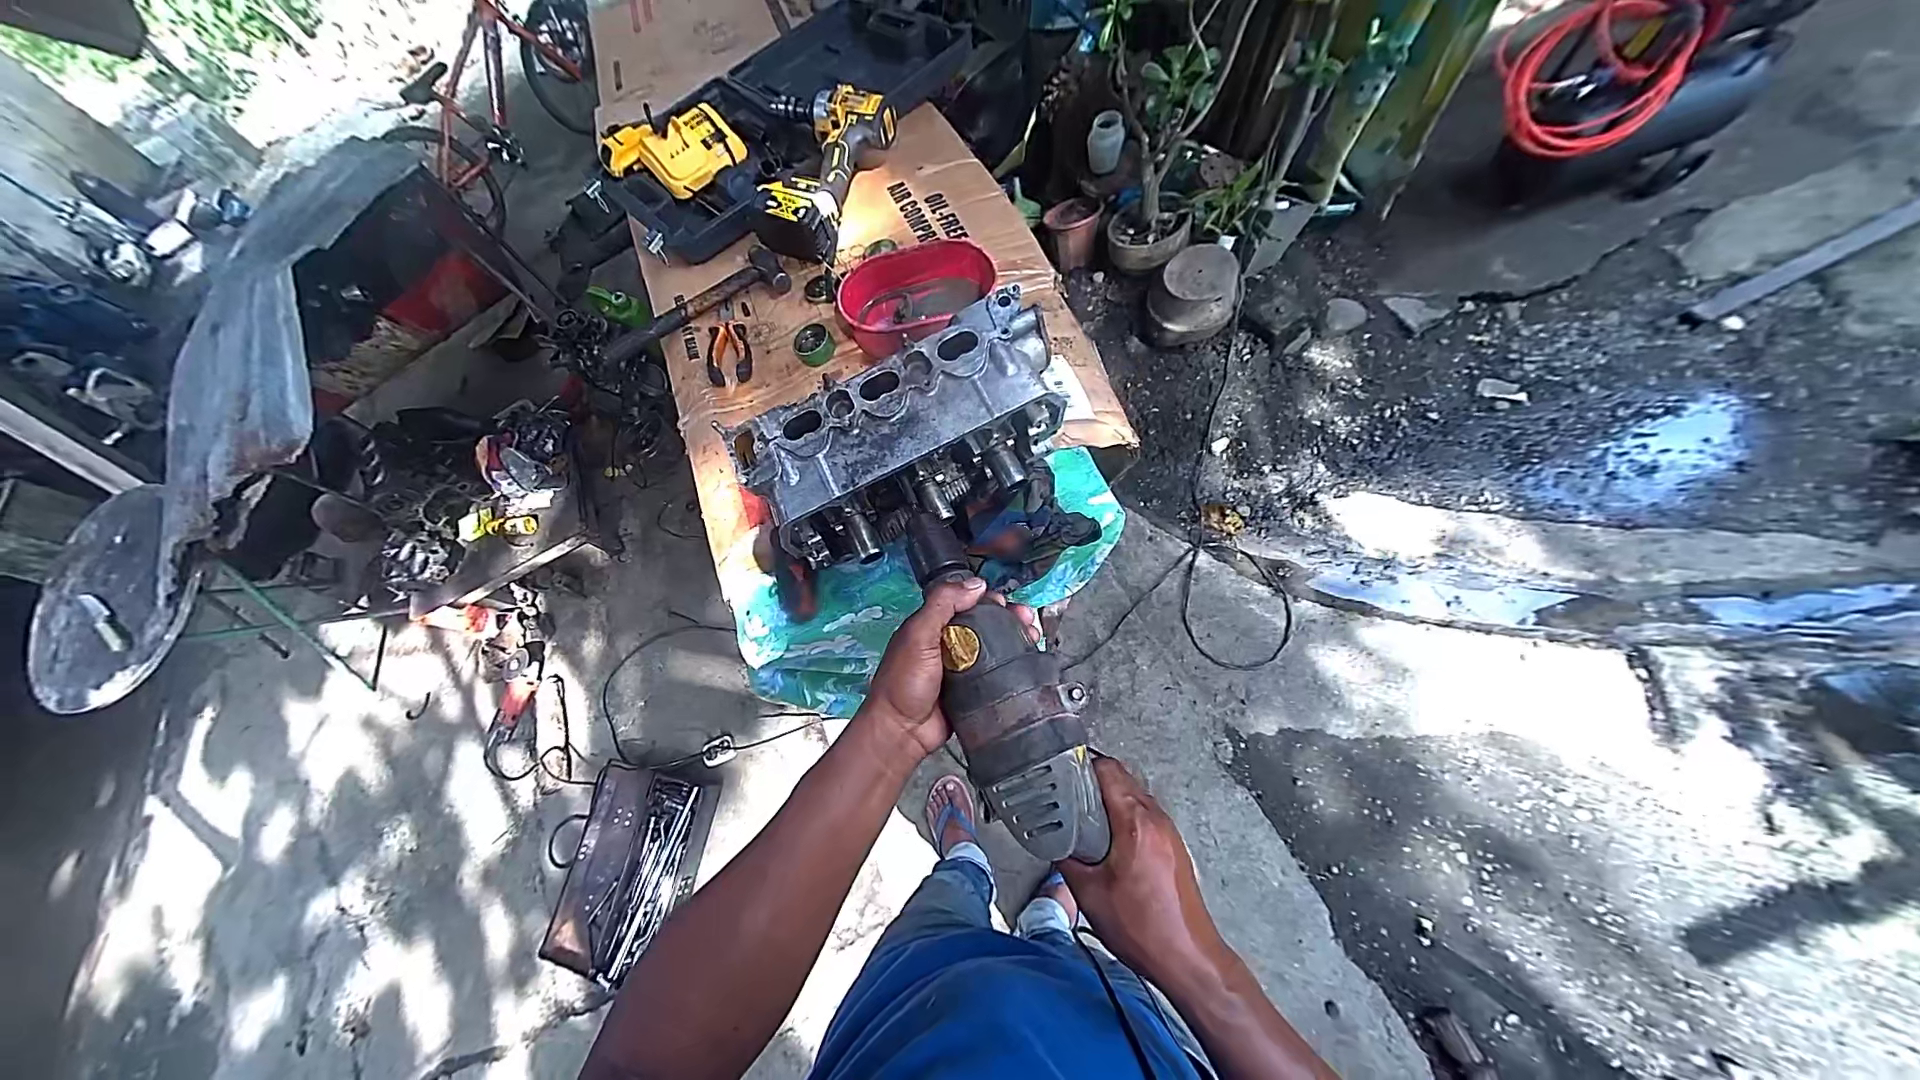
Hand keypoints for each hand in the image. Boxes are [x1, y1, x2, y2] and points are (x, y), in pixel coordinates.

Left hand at [861, 579, 1038, 759]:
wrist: (903, 731)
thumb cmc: (902, 683)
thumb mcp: (918, 635)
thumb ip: (942, 605)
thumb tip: (975, 584)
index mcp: (933, 626)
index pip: (966, 604)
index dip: (988, 600)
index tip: (1005, 602)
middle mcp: (950, 644)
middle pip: (987, 624)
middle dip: (1009, 618)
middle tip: (1026, 619)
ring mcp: (964, 667)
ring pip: (997, 647)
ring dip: (1017, 638)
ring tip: (1032, 635)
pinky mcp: (975, 689)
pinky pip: (998, 673)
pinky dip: (1014, 665)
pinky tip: (1028, 660)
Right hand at [1059, 756, 1229, 985]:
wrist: (1187, 959)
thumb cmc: (1146, 930)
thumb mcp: (1089, 893)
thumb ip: (1067, 858)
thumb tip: (1056, 843)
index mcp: (1135, 822)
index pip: (1109, 769)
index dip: (1083, 763)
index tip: (1065, 766)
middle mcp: (1157, 821)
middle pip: (1123, 777)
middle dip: (1094, 779)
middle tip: (1070, 790)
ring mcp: (1169, 833)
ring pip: (1135, 795)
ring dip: (1111, 797)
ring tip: (1087, 814)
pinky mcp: (1174, 847)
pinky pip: (1146, 814)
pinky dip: (1126, 814)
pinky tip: (1111, 838)